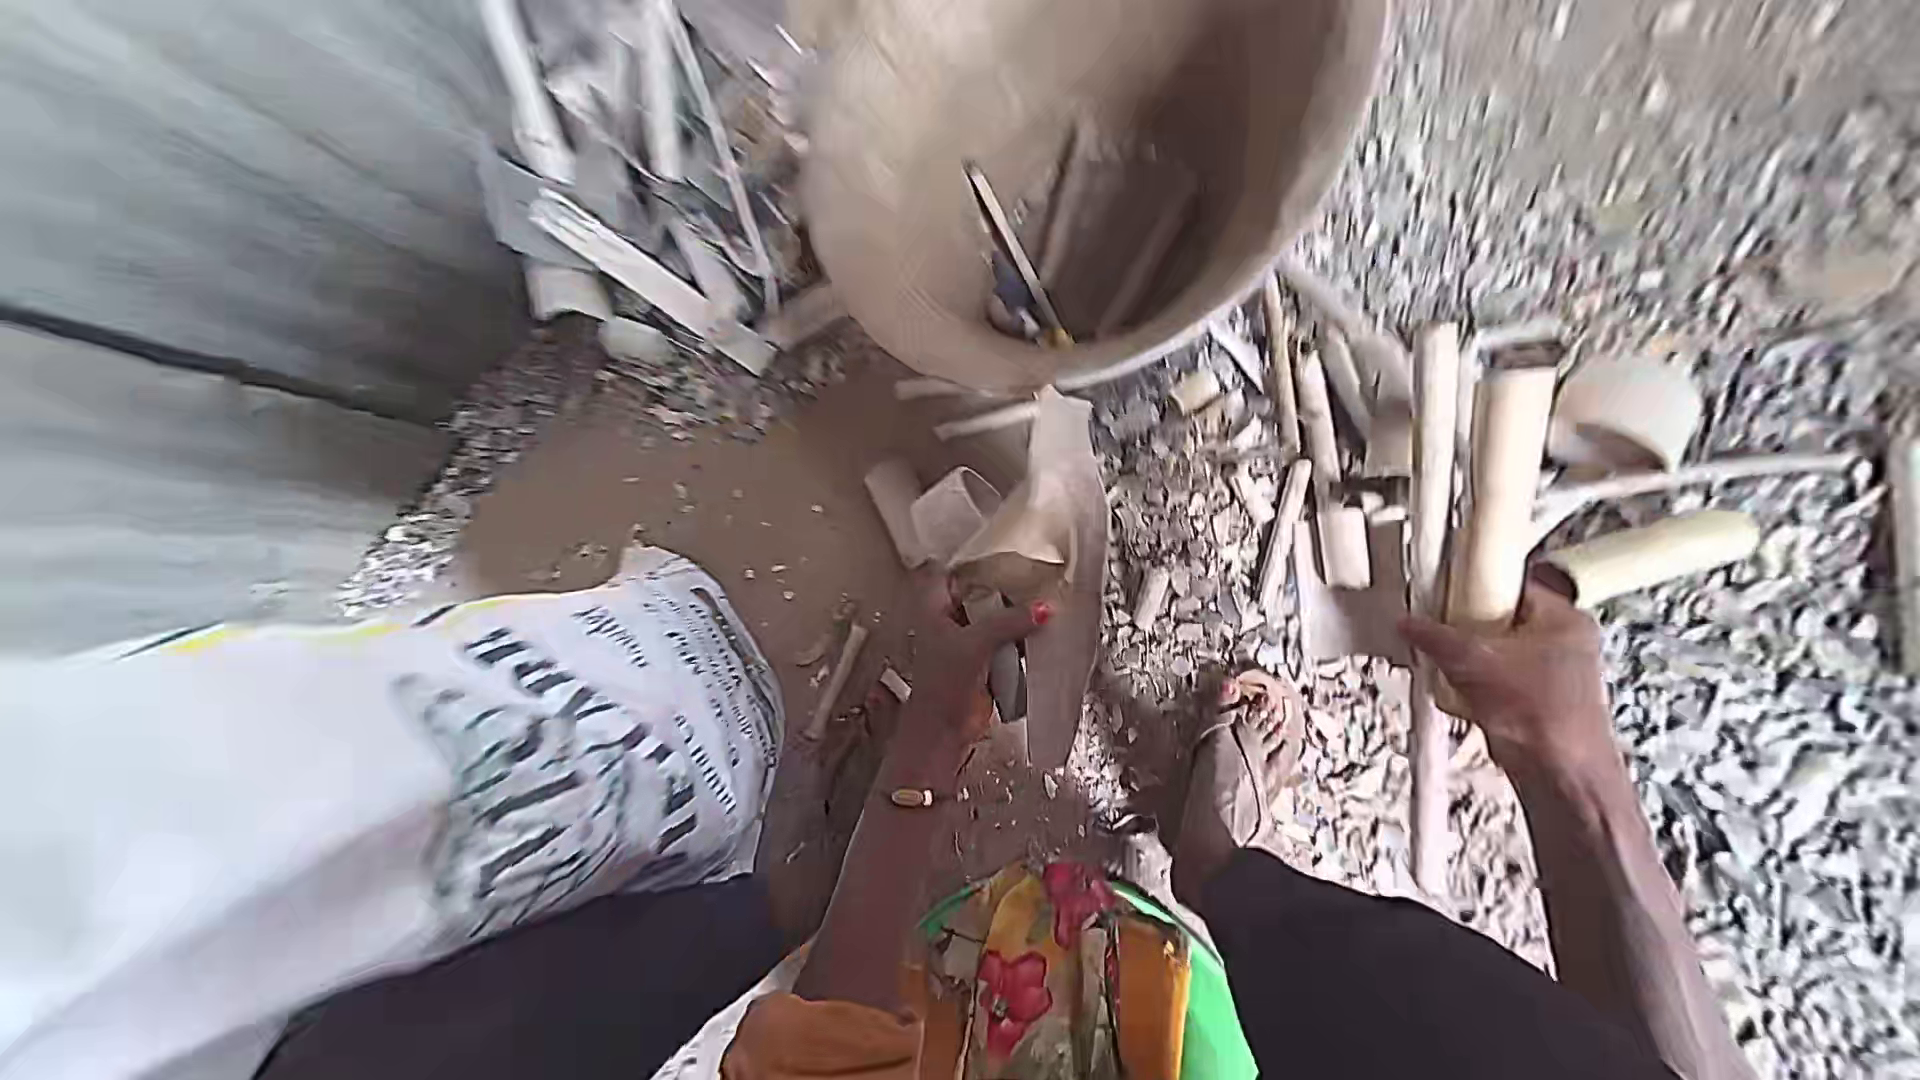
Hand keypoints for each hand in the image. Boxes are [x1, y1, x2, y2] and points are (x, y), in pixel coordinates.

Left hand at [886, 569, 1049, 776]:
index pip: (953, 570)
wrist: (944, 732)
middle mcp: (949, 618)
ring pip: (994, 614)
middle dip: (1003, 585)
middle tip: (1032, 571)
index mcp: (934, 607)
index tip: (1004, 549)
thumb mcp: (975, 645)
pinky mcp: (984, 657)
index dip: (975, 559)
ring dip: (1014, 610)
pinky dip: (1020, 633)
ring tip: (1042, 594)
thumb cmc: (943, 687)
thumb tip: (1041, 608)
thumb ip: (1008, 622)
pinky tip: (1040, 626)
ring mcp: (967, 638)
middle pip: (979, 591)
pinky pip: (1005, 637)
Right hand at [1398, 579, 1618, 782]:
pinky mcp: (1528, 692)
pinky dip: (1466, 676)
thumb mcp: (1470, 659)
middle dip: (1459, 625)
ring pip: (1488, 645)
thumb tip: (1407, 623)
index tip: (1441, 588)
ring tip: (1442, 659)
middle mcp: (1560, 640)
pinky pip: (1487, 671)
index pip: (1509, 584)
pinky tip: (1452, 684)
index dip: (1472, 585)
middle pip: (1494, 615)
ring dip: (1460, 653)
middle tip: (1435, 626)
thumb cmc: (1542, 714)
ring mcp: (1546, 668)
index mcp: (1563, 620)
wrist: (1558, 770)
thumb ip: (1431, 636)